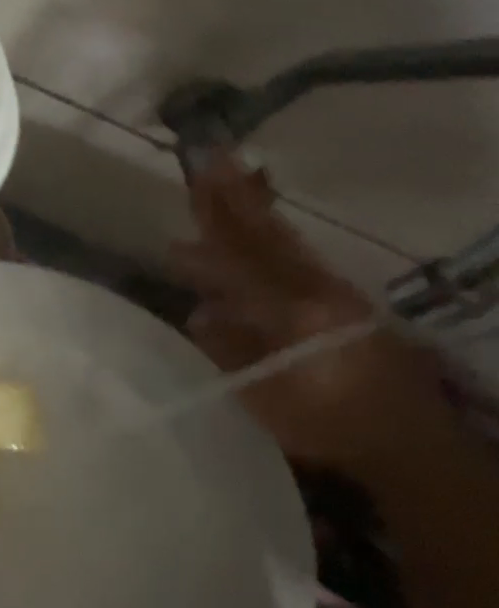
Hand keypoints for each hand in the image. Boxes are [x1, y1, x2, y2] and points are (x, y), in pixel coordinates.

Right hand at [172, 154, 449, 475]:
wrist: (409, 447)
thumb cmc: (329, 425)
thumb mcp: (267, 394)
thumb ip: (231, 346)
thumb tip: (202, 309)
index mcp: (297, 310)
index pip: (244, 256)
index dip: (219, 219)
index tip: (199, 178)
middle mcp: (321, 293)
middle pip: (268, 238)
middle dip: (238, 201)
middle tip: (213, 161)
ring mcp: (336, 299)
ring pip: (284, 247)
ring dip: (251, 217)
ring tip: (224, 187)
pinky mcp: (342, 310)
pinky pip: (296, 263)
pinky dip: (269, 241)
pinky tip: (250, 238)